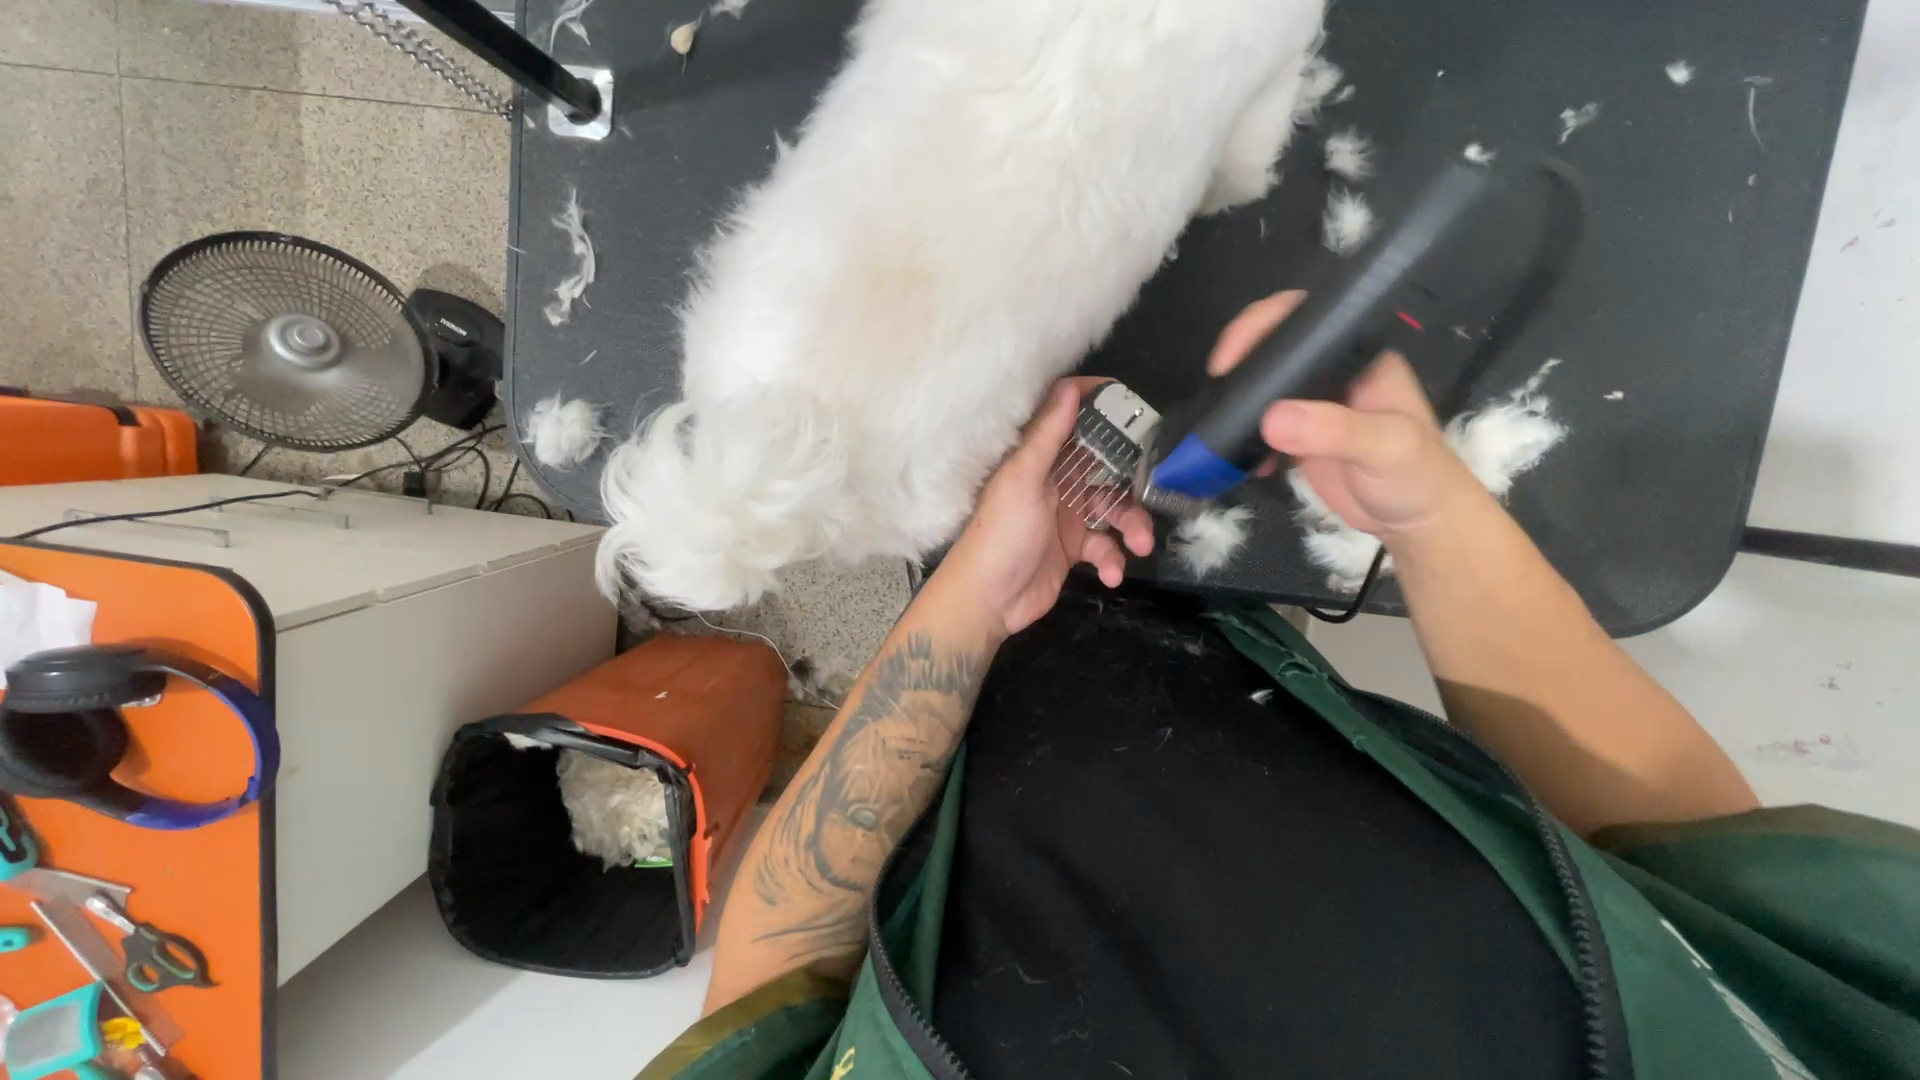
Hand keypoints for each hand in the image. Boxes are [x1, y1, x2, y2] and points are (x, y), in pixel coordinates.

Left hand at [928, 380, 1155, 637]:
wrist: (988, 600)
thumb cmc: (1001, 534)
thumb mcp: (1023, 480)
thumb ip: (1048, 435)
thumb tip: (1071, 385)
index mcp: (1038, 459)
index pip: (1072, 420)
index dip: (1100, 408)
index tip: (1132, 404)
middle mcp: (1055, 482)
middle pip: (1106, 466)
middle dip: (1133, 479)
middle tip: (1157, 485)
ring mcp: (1066, 516)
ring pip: (1114, 508)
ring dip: (1132, 526)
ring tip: (1140, 545)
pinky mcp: (1074, 549)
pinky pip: (1106, 546)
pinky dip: (1113, 560)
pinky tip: (1110, 575)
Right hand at [1209, 291, 1482, 538]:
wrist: (1418, 523)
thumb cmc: (1416, 475)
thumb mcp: (1384, 447)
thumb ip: (1334, 431)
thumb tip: (1271, 418)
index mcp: (1360, 357)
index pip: (1308, 318)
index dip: (1267, 322)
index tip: (1234, 354)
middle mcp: (1334, 373)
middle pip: (1277, 345)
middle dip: (1242, 357)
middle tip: (1218, 381)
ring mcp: (1314, 405)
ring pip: (1264, 386)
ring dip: (1237, 398)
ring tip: (1218, 416)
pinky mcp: (1298, 437)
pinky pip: (1260, 426)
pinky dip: (1242, 438)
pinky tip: (1238, 457)